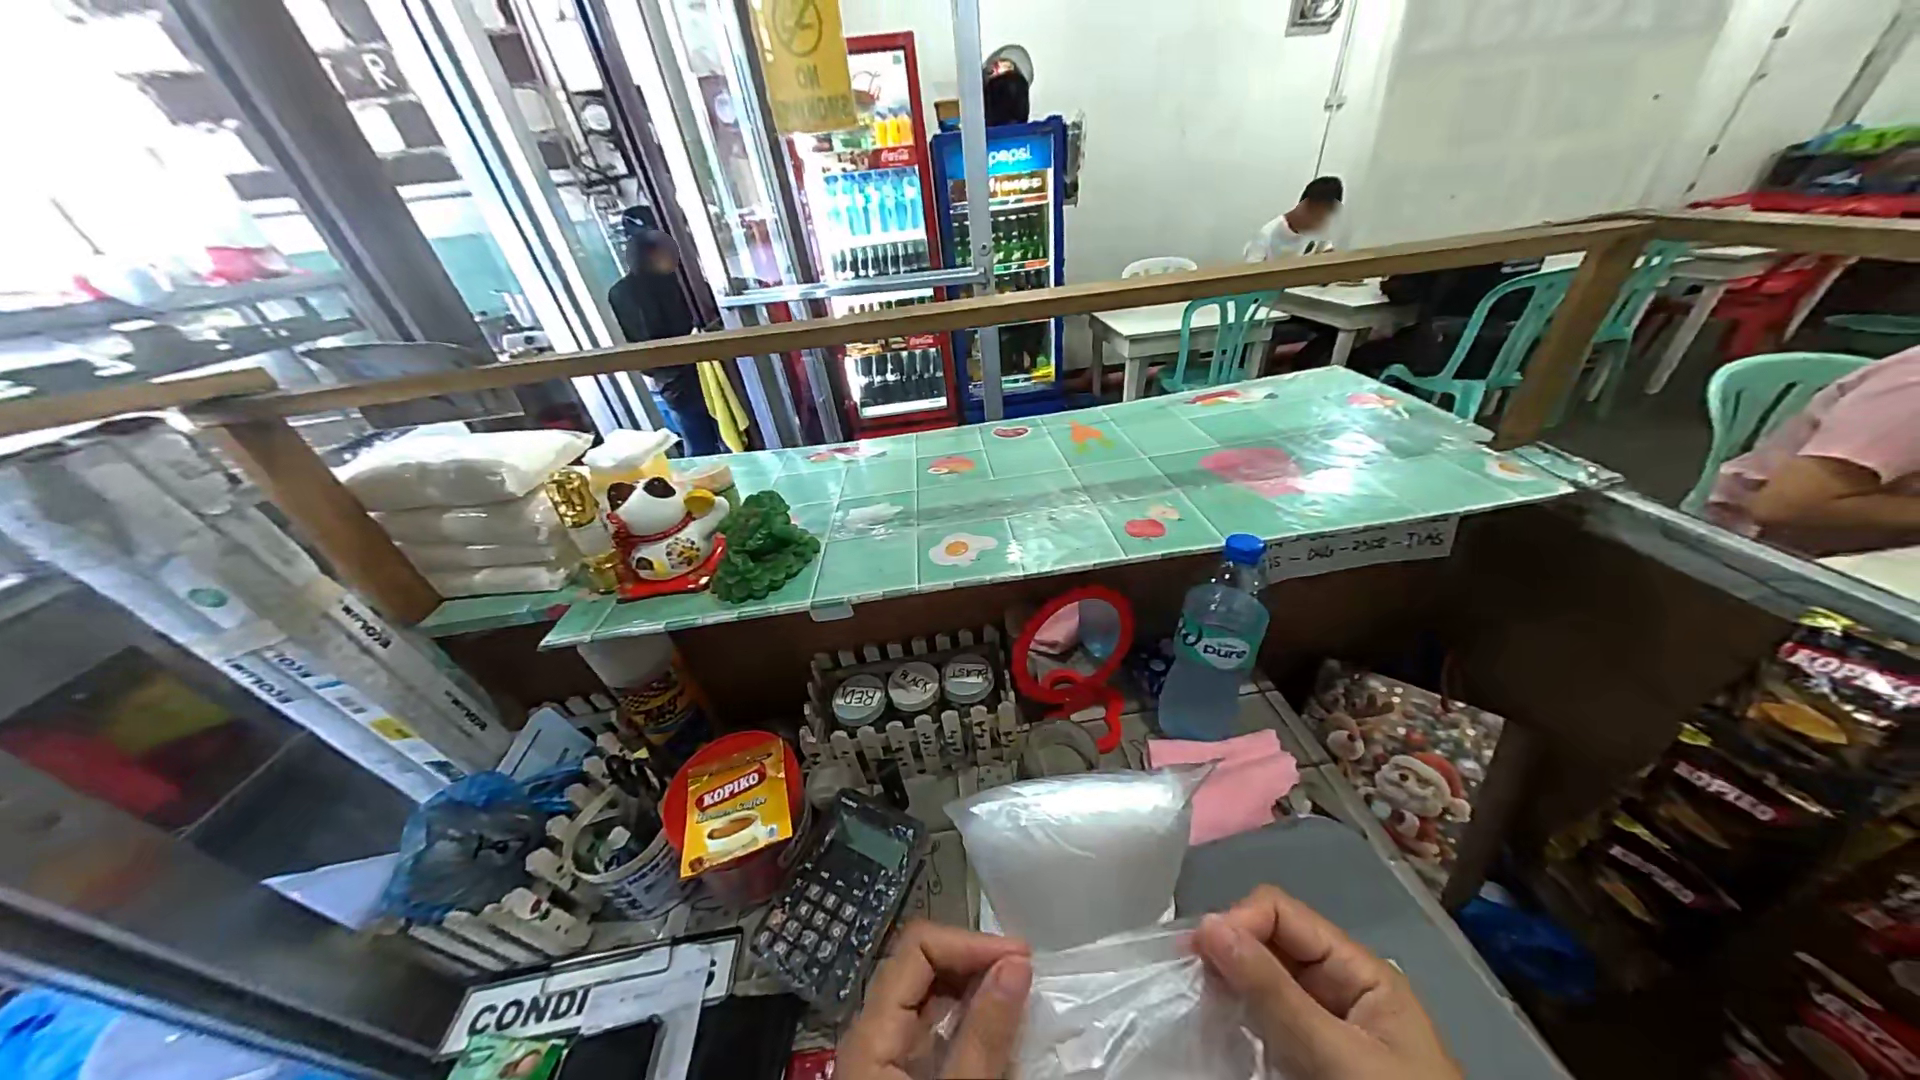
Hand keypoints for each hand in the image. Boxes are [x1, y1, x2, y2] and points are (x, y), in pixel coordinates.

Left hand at [837, 921, 1032, 1079]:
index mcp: (872, 1030)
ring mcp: (885, 1055)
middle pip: (922, 962)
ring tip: (1018, 997)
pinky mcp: (901, 1075)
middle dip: (975, 960)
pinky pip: (934, 1027)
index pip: (918, 946)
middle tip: (1024, 974)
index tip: (1020, 957)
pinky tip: (998, 1030)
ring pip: (930, 994)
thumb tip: (1018, 963)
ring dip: (975, 987)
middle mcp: (873, 1031)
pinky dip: (968, 1019)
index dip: (969, 942)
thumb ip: (983, 1036)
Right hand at [1195, 885, 1460, 1079]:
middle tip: (1194, 981)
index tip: (1201, 953)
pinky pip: (1261, 1011)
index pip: (1282, 912)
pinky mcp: (1304, 1049)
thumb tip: (1207, 924)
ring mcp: (1319, 1016)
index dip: (1239, 921)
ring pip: (1258, 973)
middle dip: (1229, 951)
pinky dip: (1235, 1011)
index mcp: (1357, 969)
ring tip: (1202, 1003)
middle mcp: (1335, 982)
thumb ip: (1274, 992)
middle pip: (1267, 938)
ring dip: (1227, 981)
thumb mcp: (1337, 1056)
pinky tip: (1219, 1023)